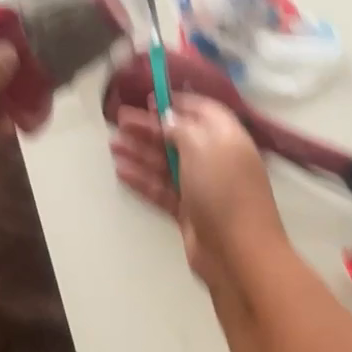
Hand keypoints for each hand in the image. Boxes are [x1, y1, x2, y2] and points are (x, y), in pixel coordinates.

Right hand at [110, 94, 287, 288]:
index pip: (204, 110)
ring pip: (167, 163)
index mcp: (227, 137)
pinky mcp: (189, 212)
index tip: (151, 98)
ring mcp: (202, 187)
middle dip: (151, 127)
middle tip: (120, 119)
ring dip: (141, 152)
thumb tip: (169, 117)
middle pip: (180, 136)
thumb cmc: (223, 190)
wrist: (238, 253)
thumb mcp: (203, 147)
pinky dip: (143, 179)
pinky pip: (162, 189)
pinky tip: (121, 170)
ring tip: (113, 143)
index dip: (179, 102)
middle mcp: (216, 159)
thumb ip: (183, 128)